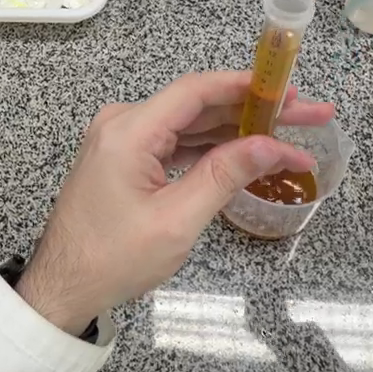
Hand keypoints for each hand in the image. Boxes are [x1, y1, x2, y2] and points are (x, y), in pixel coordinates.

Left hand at [15, 72, 334, 334]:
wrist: (63, 286)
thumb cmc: (114, 258)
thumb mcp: (177, 220)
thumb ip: (225, 176)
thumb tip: (273, 145)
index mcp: (129, 130)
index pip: (196, 91)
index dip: (246, 86)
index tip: (290, 90)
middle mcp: (122, 122)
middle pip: (197, 105)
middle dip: (254, 110)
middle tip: (309, 115)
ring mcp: (121, 138)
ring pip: (189, 123)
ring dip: (236, 129)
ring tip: (289, 135)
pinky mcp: (124, 156)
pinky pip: (173, 141)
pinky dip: (209, 147)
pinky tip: (246, 153)